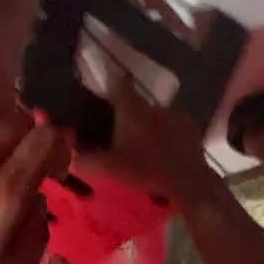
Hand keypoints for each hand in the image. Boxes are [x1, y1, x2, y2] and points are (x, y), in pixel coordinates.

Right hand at [75, 70, 220, 207]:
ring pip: (157, 115)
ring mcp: (175, 115)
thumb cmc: (145, 169)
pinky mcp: (191, 128)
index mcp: (132, 110)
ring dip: (151, 124)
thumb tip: (73, 157)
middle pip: (138, 102)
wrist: (187, 181)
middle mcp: (153, 106)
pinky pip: (174, 126)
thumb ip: (87, 160)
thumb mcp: (110, 168)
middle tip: (123, 129)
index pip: (119, 84)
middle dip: (130, 112)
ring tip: (146, 143)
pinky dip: (168, 134)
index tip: (107, 86)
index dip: (112, 82)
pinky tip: (166, 150)